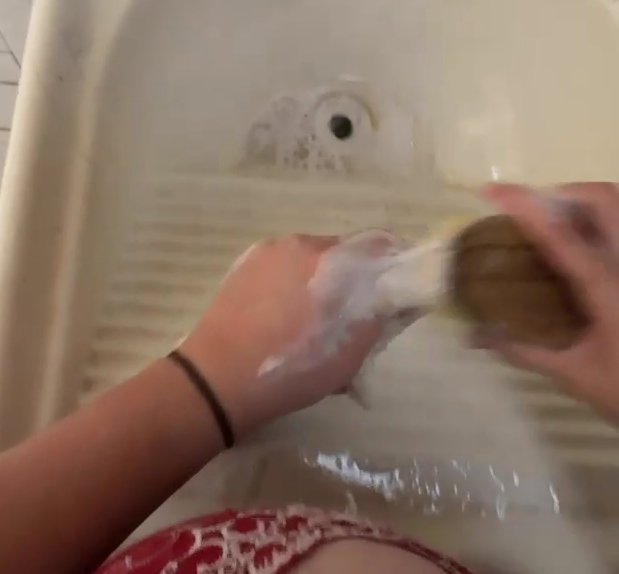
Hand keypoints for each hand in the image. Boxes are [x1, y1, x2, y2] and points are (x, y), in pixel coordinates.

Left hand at [178, 232, 399, 436]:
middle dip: (354, 278)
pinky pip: (284, 263)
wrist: (219, 376)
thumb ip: (380, 315)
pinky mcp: (247, 259)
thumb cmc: (293, 370)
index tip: (398, 289)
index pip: (380, 246)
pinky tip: (281, 313)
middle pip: (345, 252)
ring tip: (309, 319)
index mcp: (335, 260)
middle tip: (351, 315)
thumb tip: (398, 295)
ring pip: (312, 258)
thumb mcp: (351, 353)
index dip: (393, 266)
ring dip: (321, 279)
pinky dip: (291, 281)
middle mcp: (305, 242)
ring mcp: (272, 248)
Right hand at [477, 182, 618, 470]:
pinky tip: (603, 247)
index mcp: (612, 285)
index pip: (558, 231)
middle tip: (534, 217)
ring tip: (566, 227)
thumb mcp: (577, 377)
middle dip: (561, 194)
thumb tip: (476, 336)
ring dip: (592, 201)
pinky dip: (618, 217)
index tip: (491, 190)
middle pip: (601, 198)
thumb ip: (524, 349)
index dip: (522, 205)